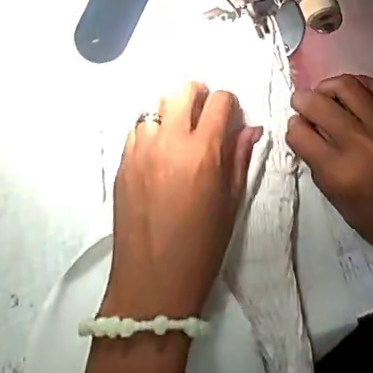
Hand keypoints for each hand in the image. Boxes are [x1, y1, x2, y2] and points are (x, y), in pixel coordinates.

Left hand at [104, 82, 261, 321]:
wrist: (152, 281)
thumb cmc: (201, 246)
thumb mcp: (231, 202)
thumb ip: (239, 158)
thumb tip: (250, 129)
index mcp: (203, 152)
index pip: (219, 101)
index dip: (229, 104)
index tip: (230, 117)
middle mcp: (169, 142)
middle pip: (182, 91)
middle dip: (199, 96)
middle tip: (205, 116)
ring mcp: (140, 150)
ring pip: (155, 106)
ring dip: (172, 112)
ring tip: (180, 134)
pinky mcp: (122, 163)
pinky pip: (136, 129)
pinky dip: (151, 129)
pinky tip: (160, 151)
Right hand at [288, 75, 372, 290]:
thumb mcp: (348, 210)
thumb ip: (326, 172)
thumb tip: (312, 141)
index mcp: (341, 174)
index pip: (300, 134)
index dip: (293, 129)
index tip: (297, 131)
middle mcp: (360, 143)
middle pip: (318, 103)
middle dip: (302, 101)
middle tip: (301, 105)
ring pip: (347, 85)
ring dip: (328, 86)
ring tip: (326, 94)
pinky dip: (360, 84)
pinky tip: (355, 93)